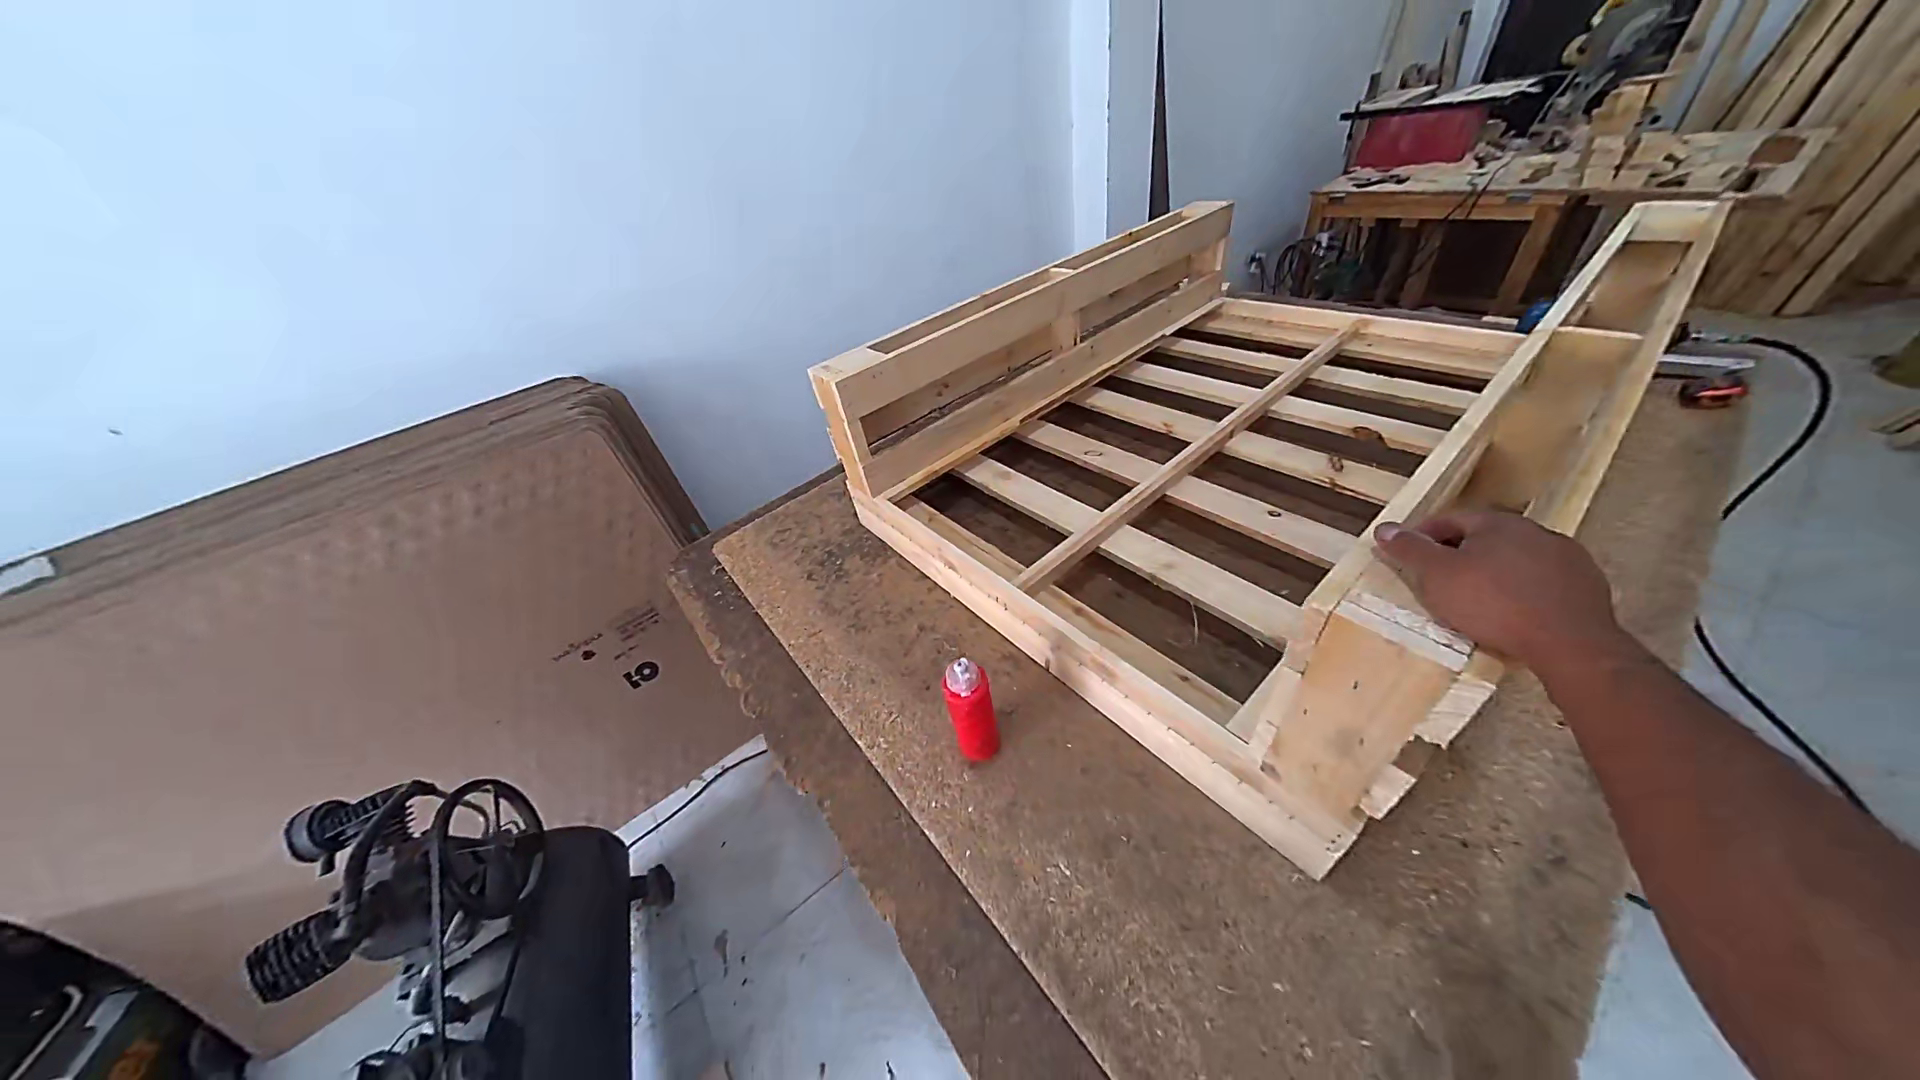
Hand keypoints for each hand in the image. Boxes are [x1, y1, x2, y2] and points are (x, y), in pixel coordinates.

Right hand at [1373, 511, 1634, 673]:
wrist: (1570, 645)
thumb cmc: (1492, 604)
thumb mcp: (1436, 575)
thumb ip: (1409, 549)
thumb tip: (1384, 527)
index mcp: (1498, 523)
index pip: (1449, 520)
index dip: (1422, 537)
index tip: (1406, 558)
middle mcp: (1536, 532)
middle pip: (1483, 538)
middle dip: (1456, 555)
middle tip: (1435, 580)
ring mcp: (1568, 559)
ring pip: (1514, 560)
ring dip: (1490, 573)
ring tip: (1472, 600)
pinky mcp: (1587, 587)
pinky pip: (1540, 582)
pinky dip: (1519, 591)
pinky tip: (1510, 612)